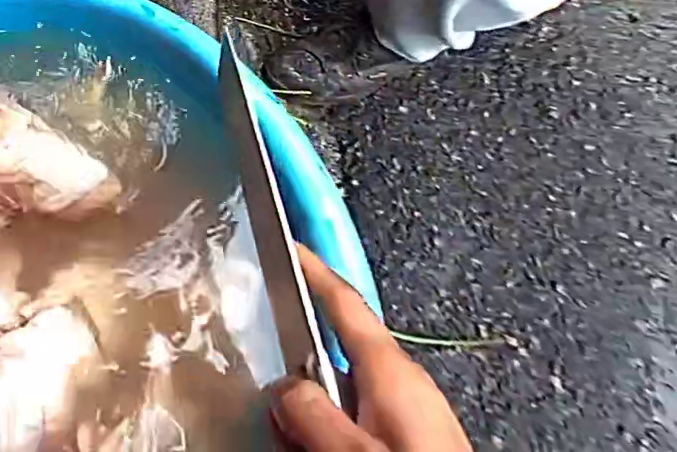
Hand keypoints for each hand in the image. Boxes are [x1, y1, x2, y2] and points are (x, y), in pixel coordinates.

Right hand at [269, 246, 471, 451]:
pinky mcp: (414, 447)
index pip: (343, 300)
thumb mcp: (356, 451)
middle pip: (334, 348)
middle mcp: (405, 387)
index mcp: (393, 371)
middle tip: (262, 375)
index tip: (285, 244)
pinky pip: (357, 421)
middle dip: (295, 357)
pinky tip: (312, 445)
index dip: (311, 268)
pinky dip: (329, 427)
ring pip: (342, 390)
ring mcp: (412, 421)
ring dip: (311, 403)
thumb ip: (311, 410)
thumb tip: (284, 388)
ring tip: (286, 427)